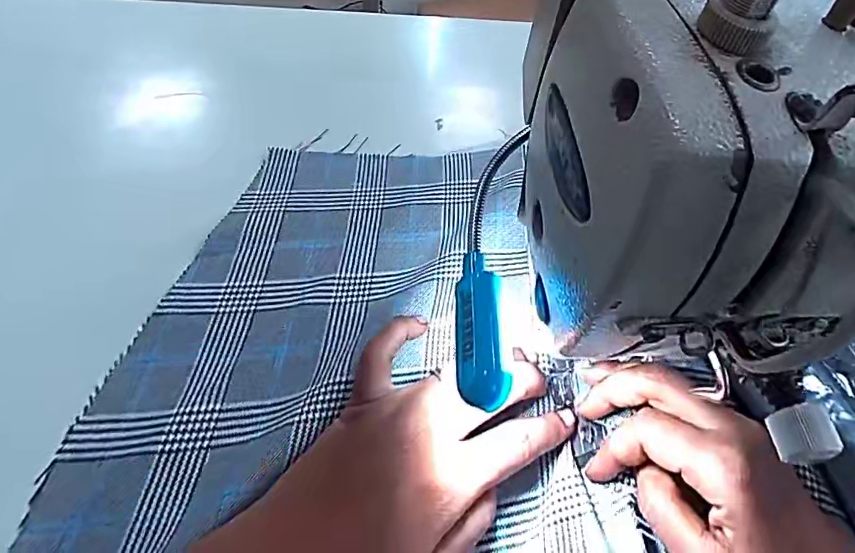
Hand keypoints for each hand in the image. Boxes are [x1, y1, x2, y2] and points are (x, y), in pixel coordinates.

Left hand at [192, 317, 574, 552]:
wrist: (292, 550)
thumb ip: (471, 523)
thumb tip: (491, 488)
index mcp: (449, 479)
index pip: (513, 445)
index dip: (545, 430)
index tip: (562, 419)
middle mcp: (426, 433)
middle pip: (486, 395)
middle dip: (519, 382)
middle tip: (537, 378)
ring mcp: (392, 409)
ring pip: (445, 376)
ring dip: (477, 367)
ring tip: (498, 363)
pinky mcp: (359, 401)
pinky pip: (380, 354)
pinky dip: (397, 333)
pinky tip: (414, 324)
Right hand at [578, 363, 854, 552]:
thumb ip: (661, 508)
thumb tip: (641, 473)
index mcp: (723, 457)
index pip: (646, 427)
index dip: (614, 445)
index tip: (599, 466)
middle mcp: (735, 428)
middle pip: (659, 380)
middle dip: (613, 384)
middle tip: (584, 398)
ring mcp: (743, 426)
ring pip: (674, 381)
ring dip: (632, 379)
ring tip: (600, 381)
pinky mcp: (746, 434)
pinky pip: (690, 398)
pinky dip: (656, 393)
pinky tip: (639, 398)